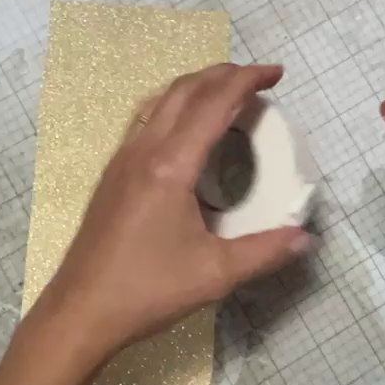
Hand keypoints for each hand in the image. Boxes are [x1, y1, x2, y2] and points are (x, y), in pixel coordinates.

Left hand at [32, 63, 313, 368]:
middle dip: (223, 74)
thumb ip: (264, 251)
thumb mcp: (215, 274)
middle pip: (184, 90)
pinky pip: (146, 119)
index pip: (213, 104)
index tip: (276, 74)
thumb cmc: (146, 290)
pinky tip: (184, 127)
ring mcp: (122, 159)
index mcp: (170, 165)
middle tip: (258, 79)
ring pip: (160, 100)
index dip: (247, 81)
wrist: (80, 311)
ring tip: (225, 92)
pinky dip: (174, 105)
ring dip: (195, 86)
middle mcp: (143, 150)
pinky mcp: (112, 174)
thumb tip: (305, 237)